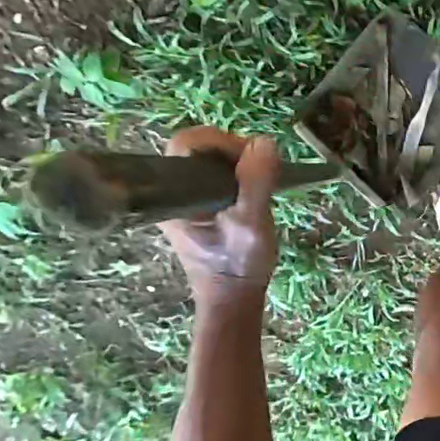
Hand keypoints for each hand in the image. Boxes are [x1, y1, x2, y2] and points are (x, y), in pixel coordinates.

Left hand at [158, 127, 279, 305]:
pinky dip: (238, 175)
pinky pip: (216, 174)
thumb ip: (256, 183)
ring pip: (210, 160)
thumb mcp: (252, 223)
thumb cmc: (239, 265)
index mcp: (176, 194)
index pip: (188, 143)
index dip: (221, 143)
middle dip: (232, 152)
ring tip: (260, 182)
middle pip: (199, 148)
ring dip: (239, 164)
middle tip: (259, 171)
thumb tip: (264, 143)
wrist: (234, 298)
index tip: (250, 159)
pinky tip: (252, 191)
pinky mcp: (201, 204)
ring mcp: (188, 198)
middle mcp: (175, 192)